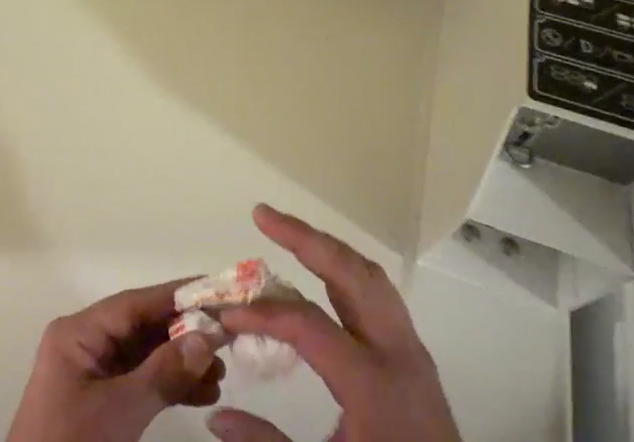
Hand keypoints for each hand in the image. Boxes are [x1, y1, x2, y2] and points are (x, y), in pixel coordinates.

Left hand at [8, 277, 228, 441]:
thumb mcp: (120, 408)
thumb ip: (164, 371)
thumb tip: (207, 337)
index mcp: (78, 333)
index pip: (134, 303)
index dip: (177, 295)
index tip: (217, 290)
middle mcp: (86, 344)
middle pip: (143, 326)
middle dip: (186, 334)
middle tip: (229, 338)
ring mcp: (94, 372)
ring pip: (147, 355)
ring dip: (184, 363)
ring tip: (221, 374)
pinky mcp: (103, 399)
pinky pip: (143, 380)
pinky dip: (172, 385)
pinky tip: (204, 393)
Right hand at [207, 205, 460, 441]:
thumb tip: (217, 418)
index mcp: (374, 383)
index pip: (309, 325)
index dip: (263, 315)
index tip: (226, 314)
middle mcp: (399, 355)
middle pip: (353, 274)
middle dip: (306, 238)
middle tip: (263, 215)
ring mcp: (413, 354)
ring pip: (372, 279)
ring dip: (329, 250)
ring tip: (290, 233)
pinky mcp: (416, 361)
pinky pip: (381, 298)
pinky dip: (348, 274)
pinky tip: (324, 277)